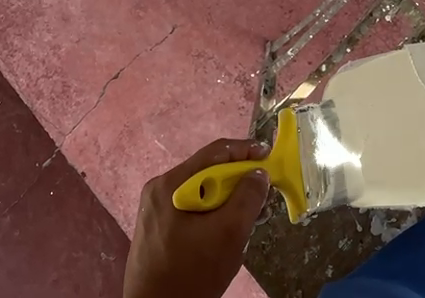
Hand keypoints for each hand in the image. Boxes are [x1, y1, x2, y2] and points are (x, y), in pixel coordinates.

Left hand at [123, 138, 269, 297]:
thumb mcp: (229, 234)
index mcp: (171, 183)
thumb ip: (248, 198)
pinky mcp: (157, 228)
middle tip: (261, 194)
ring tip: (245, 218)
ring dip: (227, 199)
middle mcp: (160, 189)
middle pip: (208, 172)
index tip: (269, 157)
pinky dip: (212, 213)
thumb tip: (259, 172)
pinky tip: (224, 232)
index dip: (246, 151)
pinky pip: (191, 207)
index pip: (215, 152)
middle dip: (237, 180)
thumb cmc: (191, 274)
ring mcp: (156, 209)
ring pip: (202, 191)